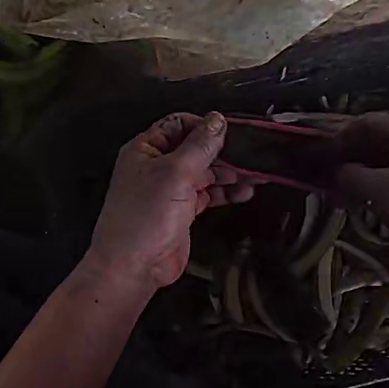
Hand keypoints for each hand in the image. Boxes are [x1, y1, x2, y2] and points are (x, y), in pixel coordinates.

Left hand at [84, 112, 254, 289]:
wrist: (133, 266)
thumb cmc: (140, 221)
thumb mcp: (174, 173)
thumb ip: (198, 146)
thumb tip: (216, 121)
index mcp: (146, 149)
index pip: (179, 124)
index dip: (204, 125)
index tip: (230, 131)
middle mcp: (157, 167)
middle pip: (195, 149)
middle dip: (223, 151)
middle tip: (249, 154)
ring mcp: (170, 189)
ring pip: (205, 172)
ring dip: (230, 172)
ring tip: (255, 173)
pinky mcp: (182, 210)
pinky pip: (208, 194)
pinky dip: (226, 192)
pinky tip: (244, 190)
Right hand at [334, 114, 388, 267]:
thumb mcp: (383, 194)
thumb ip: (351, 177)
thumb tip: (332, 172)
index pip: (370, 123)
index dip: (340, 136)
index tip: (319, 152)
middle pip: (379, 142)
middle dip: (350, 158)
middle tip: (324, 172)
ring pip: (387, 163)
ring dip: (363, 175)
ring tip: (339, 189)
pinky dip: (378, 187)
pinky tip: (362, 201)